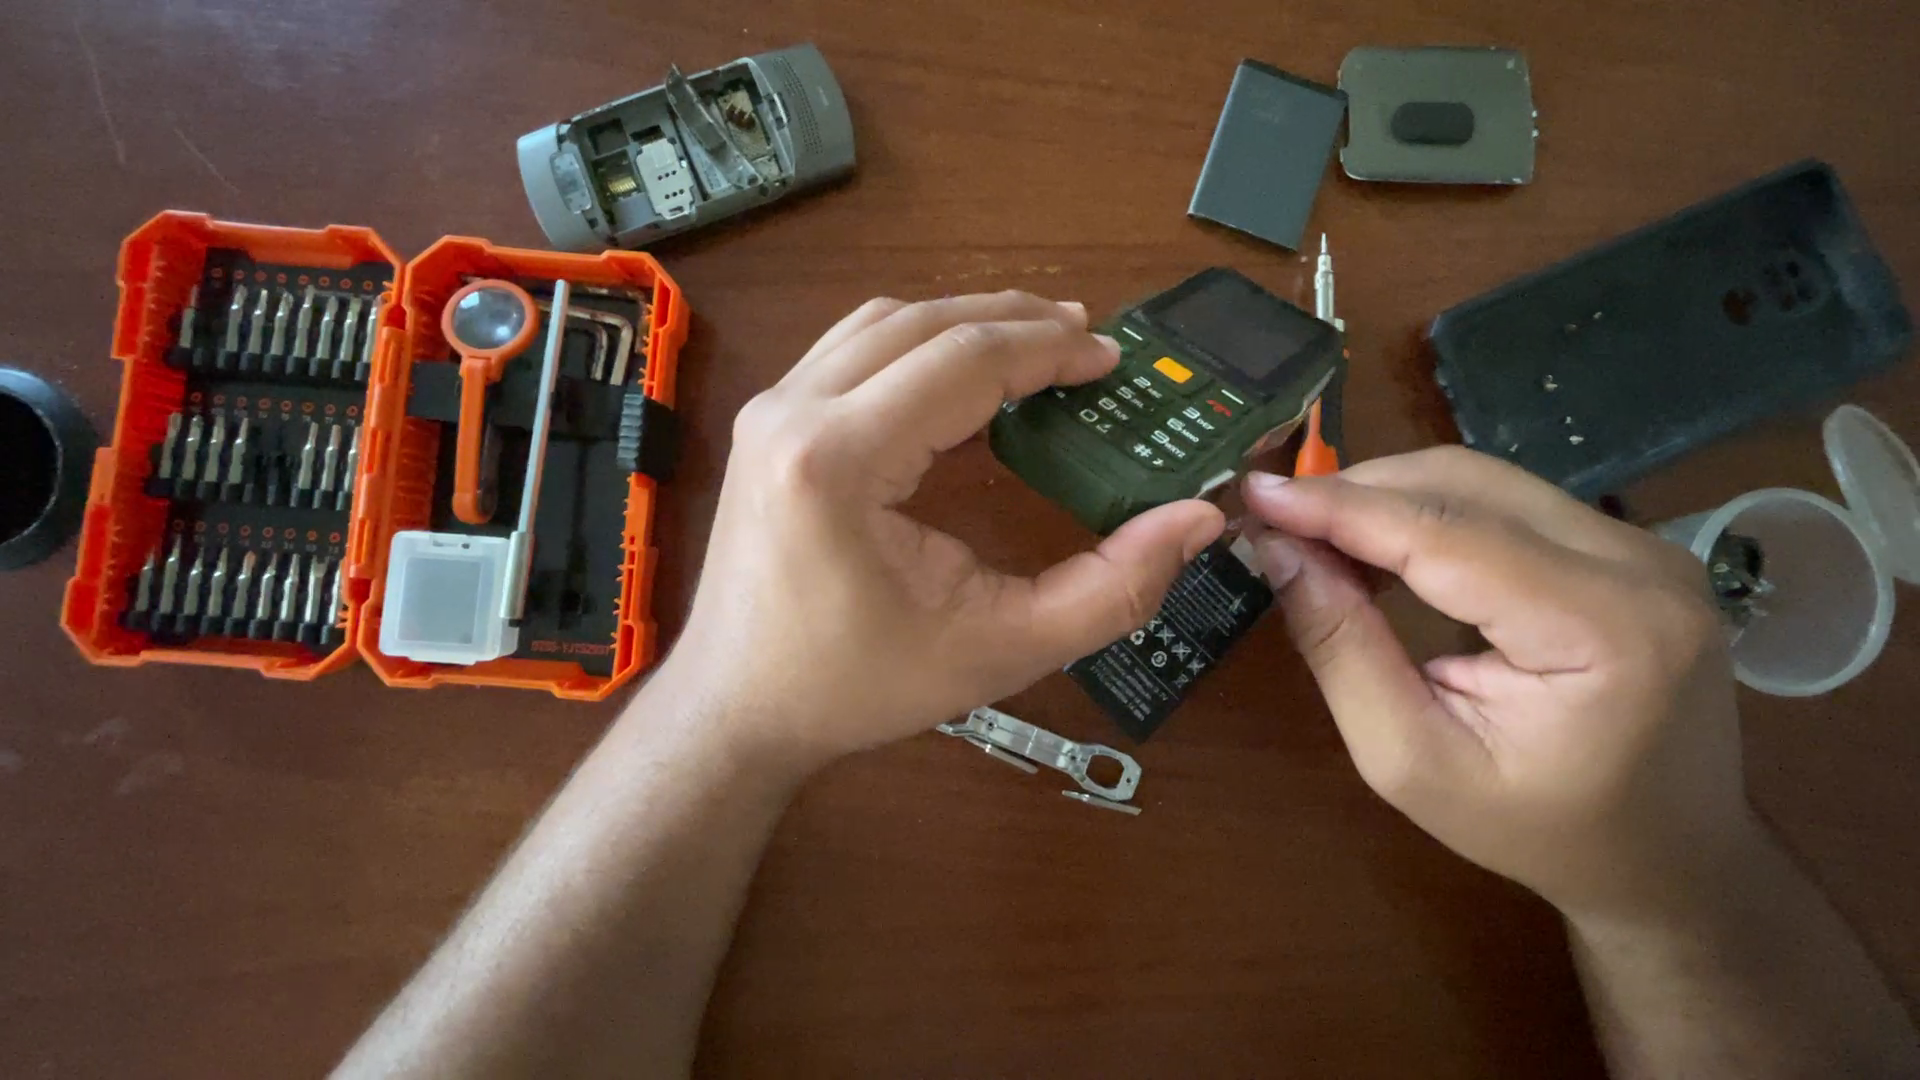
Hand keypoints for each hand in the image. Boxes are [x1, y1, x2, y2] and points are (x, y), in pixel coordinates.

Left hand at [658, 291, 1223, 768]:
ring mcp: (769, 411)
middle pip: (921, 324)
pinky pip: (850, 351)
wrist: (739, 707)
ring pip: (881, 324)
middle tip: (1086, 340)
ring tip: (1035, 339)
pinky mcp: (766, 424)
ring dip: (964, 320)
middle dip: (1014, 321)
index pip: (962, 362)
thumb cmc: (860, 686)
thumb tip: (1197, 518)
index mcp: (838, 461)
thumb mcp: (1000, 650)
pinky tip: (960, 373)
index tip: (1110, 359)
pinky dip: (917, 344)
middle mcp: (792, 413)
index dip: (1048, 350)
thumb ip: (1110, 589)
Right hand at [1243, 447, 1749, 919]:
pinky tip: (1375, 548)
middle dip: (1354, 493)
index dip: (1339, 507)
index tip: (1254, 494)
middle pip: (1463, 485)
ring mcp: (1639, 548)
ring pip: (1477, 480)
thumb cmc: (1532, 828)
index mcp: (1602, 631)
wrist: (1668, 857)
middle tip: (1274, 524)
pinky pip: (1499, 501)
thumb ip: (1341, 648)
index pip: (1444, 534)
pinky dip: (1420, 512)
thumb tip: (1276, 551)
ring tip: (1313, 538)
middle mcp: (1637, 566)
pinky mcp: (1621, 549)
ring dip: (1383, 498)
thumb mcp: (1407, 758)